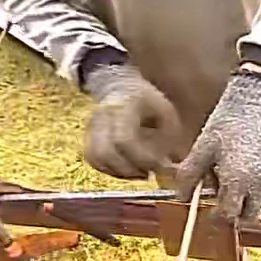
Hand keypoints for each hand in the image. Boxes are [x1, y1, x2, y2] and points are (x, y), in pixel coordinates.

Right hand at [81, 62, 176, 179]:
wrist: (121, 87)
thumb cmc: (150, 103)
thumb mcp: (167, 114)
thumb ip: (171, 140)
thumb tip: (171, 170)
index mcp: (123, 107)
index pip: (123, 140)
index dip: (143, 159)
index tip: (161, 166)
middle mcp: (101, 117)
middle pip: (105, 153)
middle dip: (131, 170)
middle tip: (151, 171)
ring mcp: (91, 127)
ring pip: (97, 159)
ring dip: (122, 172)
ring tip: (142, 171)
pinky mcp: (88, 138)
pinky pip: (94, 161)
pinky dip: (112, 171)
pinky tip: (129, 169)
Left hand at [174, 67, 260, 220]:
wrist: (259, 101)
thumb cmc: (229, 122)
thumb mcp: (203, 148)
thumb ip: (190, 176)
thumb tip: (181, 197)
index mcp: (238, 182)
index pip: (228, 215)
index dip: (217, 218)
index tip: (210, 214)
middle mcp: (260, 185)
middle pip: (248, 215)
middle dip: (234, 210)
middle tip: (223, 195)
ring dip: (248, 199)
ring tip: (237, 174)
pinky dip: (260, 186)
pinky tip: (250, 165)